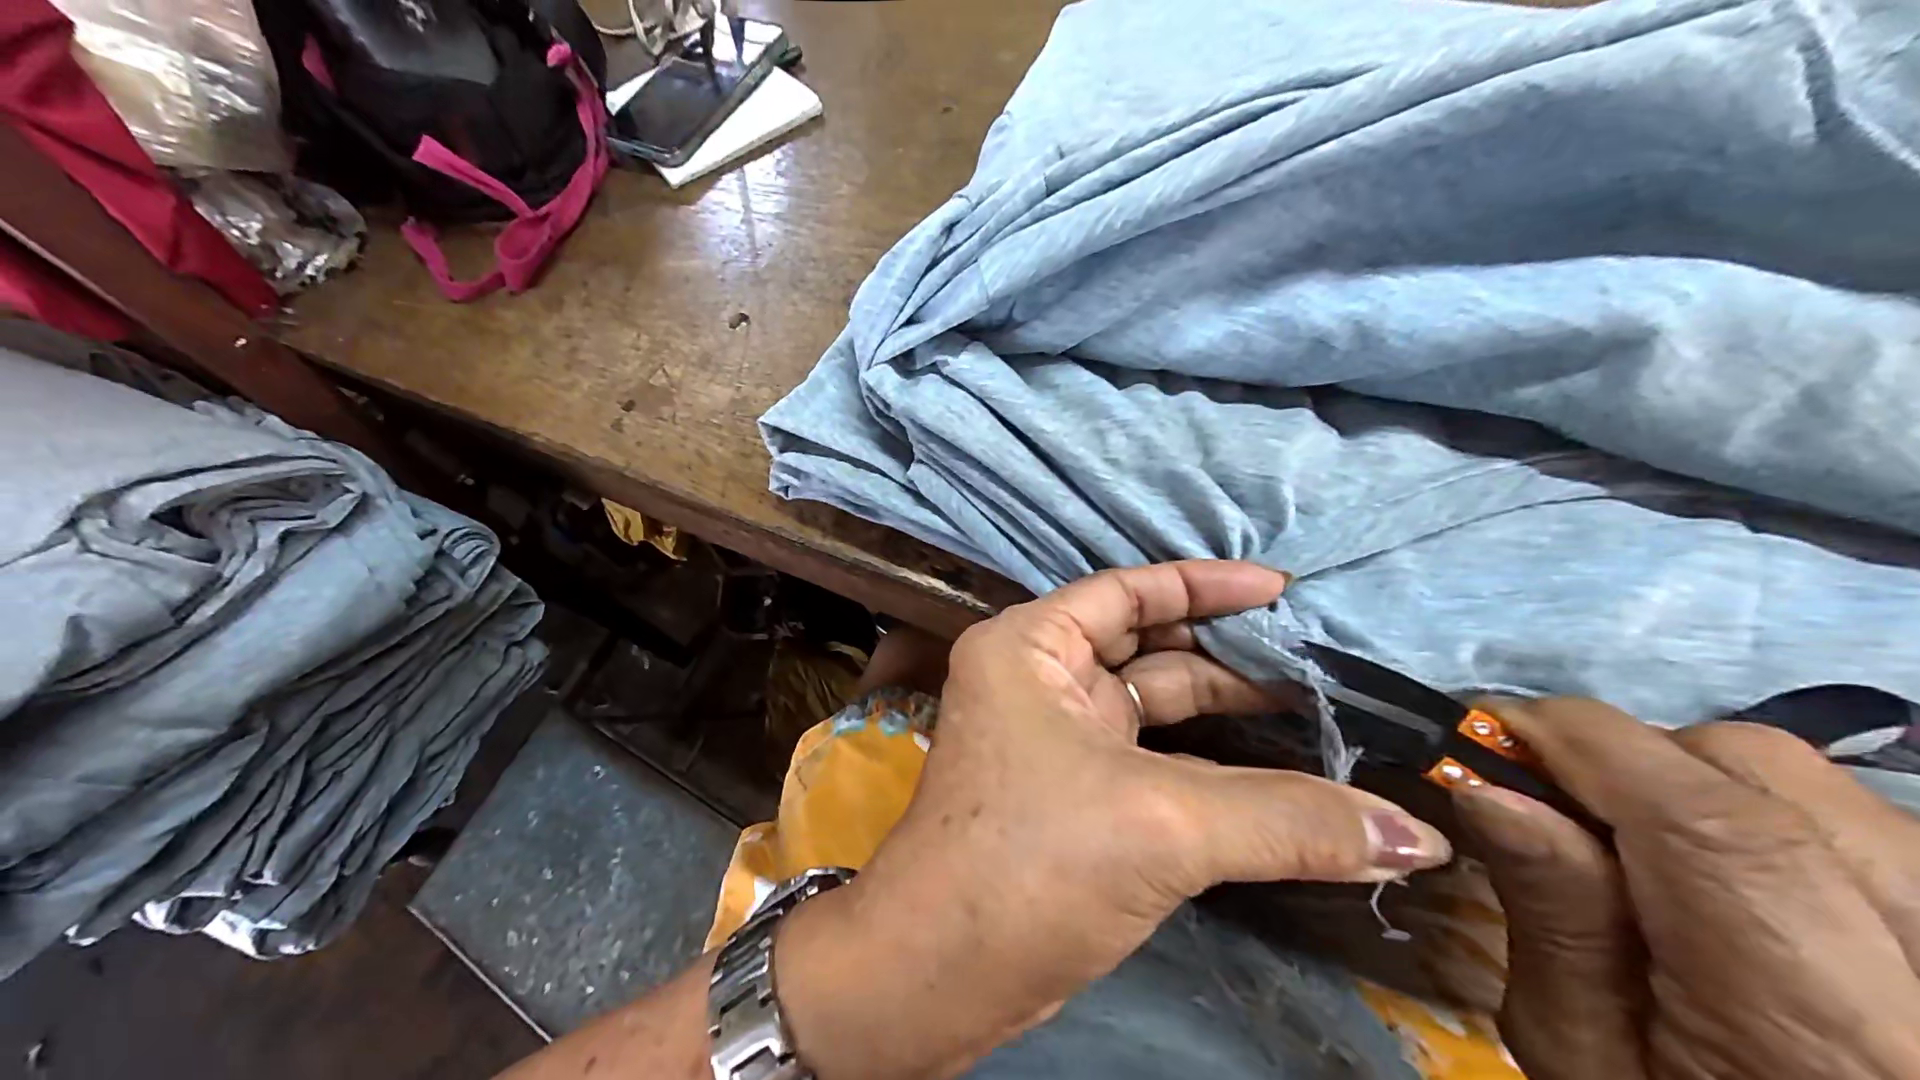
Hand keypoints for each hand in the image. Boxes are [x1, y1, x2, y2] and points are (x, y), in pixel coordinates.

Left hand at [777, 560, 1451, 1079]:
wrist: (938, 975)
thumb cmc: (1030, 863)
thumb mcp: (1160, 824)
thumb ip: (1288, 820)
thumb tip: (1421, 839)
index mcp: (1030, 646)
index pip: (1127, 591)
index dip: (1204, 584)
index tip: (1281, 590)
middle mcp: (1039, 679)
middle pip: (1147, 645)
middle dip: (1227, 653)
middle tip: (1315, 657)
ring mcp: (1058, 739)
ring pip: (1156, 708)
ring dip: (1228, 713)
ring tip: (1316, 710)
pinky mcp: (1078, 795)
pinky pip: (1156, 759)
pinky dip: (1214, 765)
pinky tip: (1281, 775)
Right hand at [1454, 699, 1919, 1079]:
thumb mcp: (1581, 1056)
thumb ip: (1552, 922)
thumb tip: (1487, 791)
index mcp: (1830, 1031)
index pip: (1707, 822)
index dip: (1581, 743)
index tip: (1485, 727)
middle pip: (1764, 772)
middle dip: (1625, 756)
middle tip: (1550, 795)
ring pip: (1810, 782)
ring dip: (1687, 782)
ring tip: (1632, 840)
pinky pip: (1848, 819)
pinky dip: (1753, 815)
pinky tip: (1713, 875)